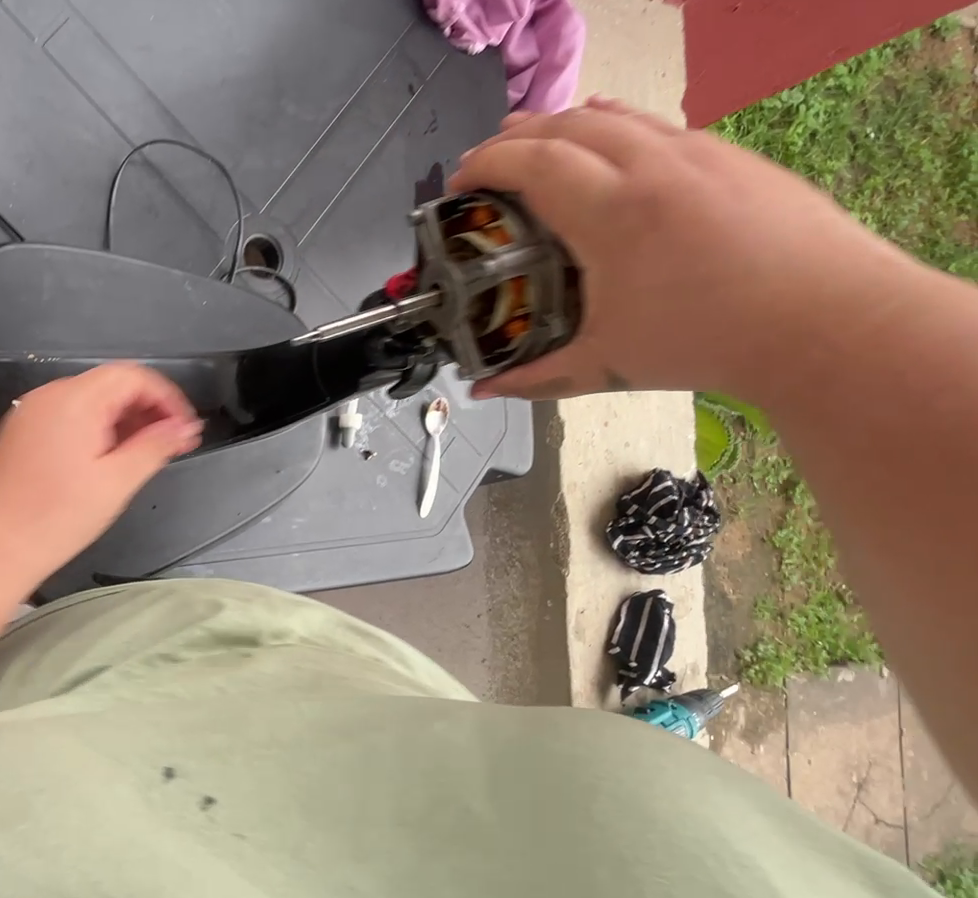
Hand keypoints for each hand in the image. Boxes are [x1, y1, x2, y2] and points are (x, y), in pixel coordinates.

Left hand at [0, 362, 202, 581]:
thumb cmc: (54, 518)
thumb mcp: (116, 482)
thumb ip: (155, 447)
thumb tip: (185, 428)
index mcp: (75, 400)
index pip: (133, 376)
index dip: (167, 398)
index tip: (185, 428)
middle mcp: (50, 396)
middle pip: (111, 385)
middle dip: (146, 410)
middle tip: (172, 444)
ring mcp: (32, 412)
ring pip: (90, 401)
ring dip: (122, 421)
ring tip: (143, 456)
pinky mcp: (23, 431)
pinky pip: (67, 417)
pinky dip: (94, 430)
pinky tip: (107, 460)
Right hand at [452, 98, 927, 402]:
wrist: (831, 322)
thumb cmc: (707, 343)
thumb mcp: (605, 365)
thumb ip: (533, 376)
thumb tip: (482, 389)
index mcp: (614, 214)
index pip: (535, 162)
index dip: (486, 164)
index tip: (458, 182)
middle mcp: (655, 167)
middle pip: (568, 125)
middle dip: (514, 138)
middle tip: (480, 164)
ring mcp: (699, 154)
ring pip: (616, 115)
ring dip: (561, 123)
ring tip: (529, 139)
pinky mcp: (732, 158)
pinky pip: (655, 124)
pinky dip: (612, 124)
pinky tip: (601, 139)